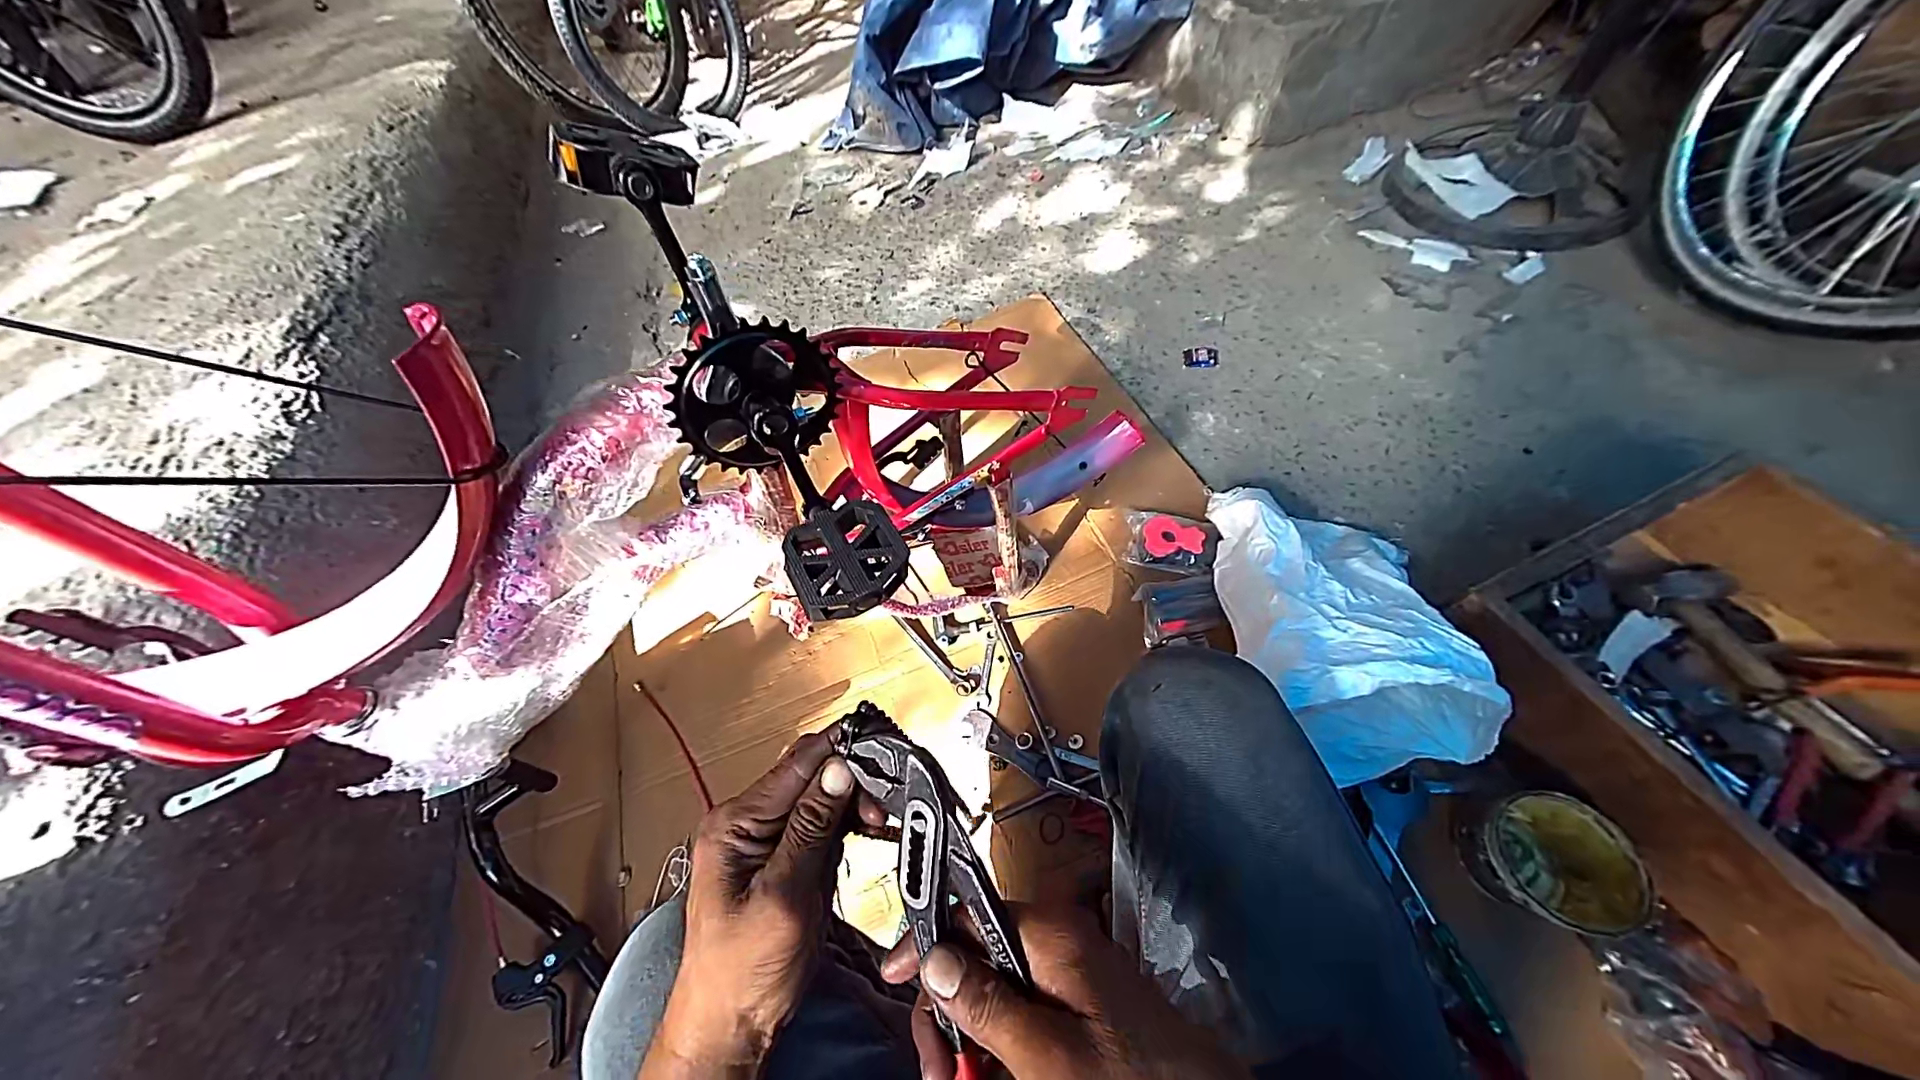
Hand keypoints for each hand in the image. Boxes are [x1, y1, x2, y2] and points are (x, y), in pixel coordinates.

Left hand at [643, 728, 885, 1077]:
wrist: (730, 1027)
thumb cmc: (739, 973)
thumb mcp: (782, 896)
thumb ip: (811, 828)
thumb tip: (837, 770)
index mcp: (733, 824)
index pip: (794, 766)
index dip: (838, 751)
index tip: (876, 742)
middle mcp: (748, 823)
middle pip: (808, 776)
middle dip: (851, 779)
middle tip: (884, 798)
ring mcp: (768, 839)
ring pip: (821, 797)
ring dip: (854, 802)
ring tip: (882, 817)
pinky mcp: (787, 856)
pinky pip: (823, 824)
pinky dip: (849, 823)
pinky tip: (871, 828)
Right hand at [881, 903, 1251, 1079]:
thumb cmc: (1127, 1079)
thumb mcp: (1047, 1055)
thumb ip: (987, 1004)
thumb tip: (935, 958)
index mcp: (1048, 934)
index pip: (968, 912)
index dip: (927, 941)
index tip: (893, 976)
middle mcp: (1054, 942)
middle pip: (975, 957)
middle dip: (947, 1009)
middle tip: (938, 1071)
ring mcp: (1065, 972)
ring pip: (993, 990)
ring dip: (970, 1036)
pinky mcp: (1074, 1002)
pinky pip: (1020, 1011)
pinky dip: (1000, 1045)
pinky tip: (994, 1076)